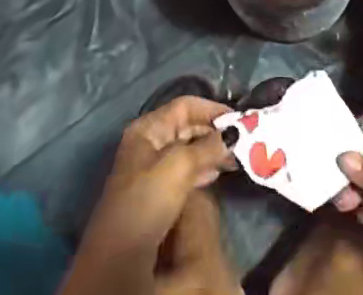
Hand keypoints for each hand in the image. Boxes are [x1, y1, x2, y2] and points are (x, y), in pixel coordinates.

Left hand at [82, 96, 235, 256]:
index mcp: (148, 129)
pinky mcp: (156, 192)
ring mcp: (151, 169)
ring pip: (188, 150)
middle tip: (244, 142)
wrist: (118, 256)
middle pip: (188, 126)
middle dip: (215, 132)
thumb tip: (237, 132)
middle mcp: (149, 143)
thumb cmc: (147, 199)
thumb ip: (209, 146)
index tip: (240, 120)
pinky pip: (185, 171)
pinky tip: (216, 176)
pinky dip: (203, 169)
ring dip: (212, 152)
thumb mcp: (180, 166)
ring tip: (235, 160)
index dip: (213, 109)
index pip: (185, 105)